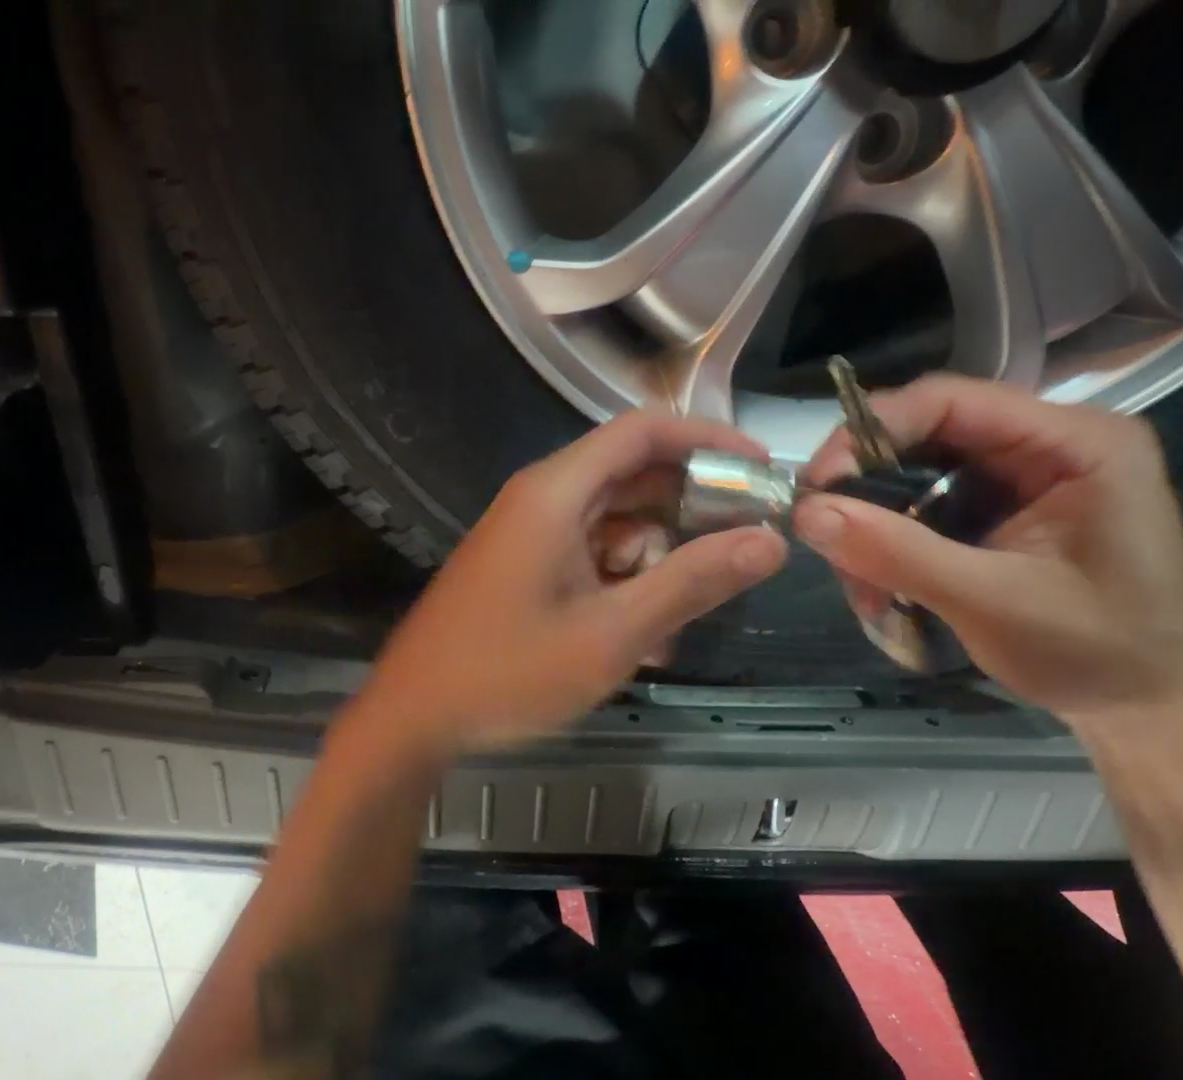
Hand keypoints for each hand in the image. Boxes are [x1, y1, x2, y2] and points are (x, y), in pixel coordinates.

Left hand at [355, 411, 787, 755]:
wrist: (412, 716)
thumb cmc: (508, 671)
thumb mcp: (613, 633)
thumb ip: (692, 582)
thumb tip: (769, 540)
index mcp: (556, 493)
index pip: (643, 431)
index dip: (708, 440)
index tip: (762, 473)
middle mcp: (540, 499)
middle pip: (632, 476)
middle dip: (689, 512)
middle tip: (741, 553)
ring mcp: (528, 535)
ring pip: (615, 523)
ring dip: (655, 563)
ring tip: (673, 627)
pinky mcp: (522, 567)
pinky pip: (589, 556)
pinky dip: (622, 584)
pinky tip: (639, 640)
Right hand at [793, 374, 1182, 721]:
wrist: (1153, 706)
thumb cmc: (1097, 651)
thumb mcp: (993, 602)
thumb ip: (899, 553)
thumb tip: (806, 514)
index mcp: (1072, 441)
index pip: (946, 402)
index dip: (867, 434)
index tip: (815, 488)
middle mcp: (1044, 444)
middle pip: (920, 435)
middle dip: (863, 490)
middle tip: (823, 541)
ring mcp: (1020, 478)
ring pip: (911, 475)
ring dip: (870, 526)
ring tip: (856, 584)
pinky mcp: (999, 511)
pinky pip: (921, 507)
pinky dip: (888, 544)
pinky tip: (877, 586)